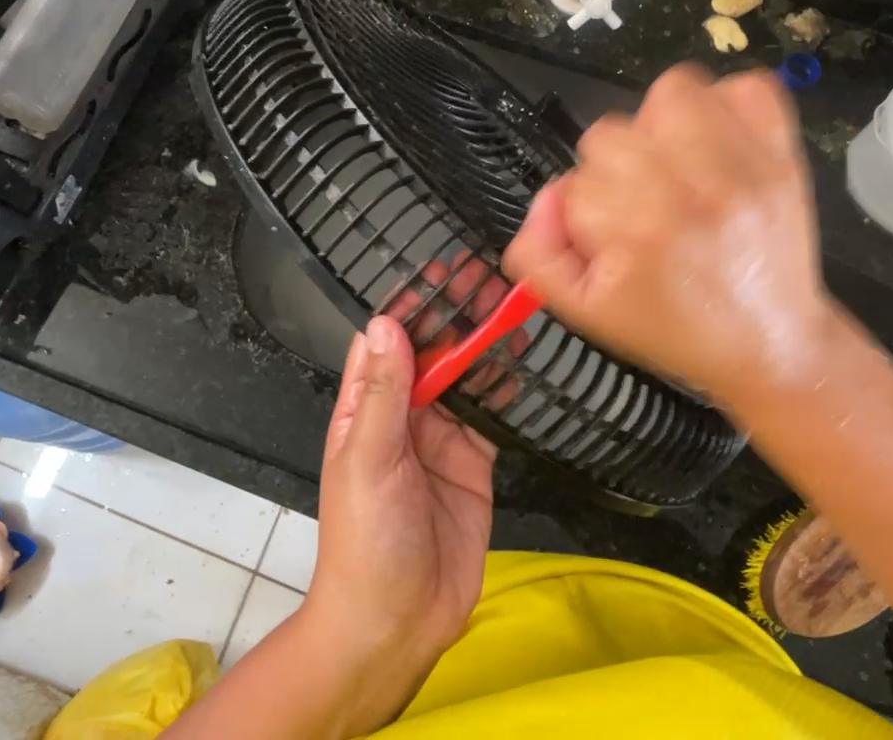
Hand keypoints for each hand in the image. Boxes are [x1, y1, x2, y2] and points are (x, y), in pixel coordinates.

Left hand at [301, 315, 496, 726]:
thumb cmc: (366, 540)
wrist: (398, 622)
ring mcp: (440, 439)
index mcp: (365, 409)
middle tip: (489, 280)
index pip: (388, 343)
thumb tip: (387, 323)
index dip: (411, 306)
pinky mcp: (474, 464)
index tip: (440, 270)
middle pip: (431, 355)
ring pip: (464, 380)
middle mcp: (402, 416)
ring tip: (512, 307)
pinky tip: (526, 363)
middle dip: (456, 319)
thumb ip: (381, 395)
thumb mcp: (368, 460)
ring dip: (484, 347)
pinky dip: (508, 391)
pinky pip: (492, 417)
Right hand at [503, 63, 836, 408]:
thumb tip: (548, 196)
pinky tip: (717, 145)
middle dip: (614, 170)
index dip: (584, 213)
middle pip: (611, 133)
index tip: (612, 242)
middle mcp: (688, 190)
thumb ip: (538, 254)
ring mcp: (742, 165)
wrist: (769, 343)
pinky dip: (727, 108)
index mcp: (636, 232)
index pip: (576, 183)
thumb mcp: (583, 313)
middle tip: (640, 206)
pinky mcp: (781, 153)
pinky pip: (748, 87)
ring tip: (674, 165)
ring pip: (671, 93)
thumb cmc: (670, 329)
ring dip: (661, 126)